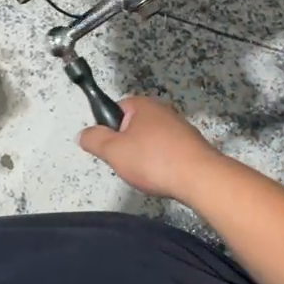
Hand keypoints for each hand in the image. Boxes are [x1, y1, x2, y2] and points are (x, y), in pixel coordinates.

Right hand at [78, 96, 224, 200]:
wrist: (200, 178)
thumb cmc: (153, 160)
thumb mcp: (112, 151)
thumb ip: (94, 140)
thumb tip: (83, 134)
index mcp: (142, 105)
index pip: (115, 109)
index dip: (108, 129)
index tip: (110, 148)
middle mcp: (162, 110)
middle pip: (133, 127)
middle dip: (127, 145)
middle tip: (126, 163)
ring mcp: (180, 127)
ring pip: (151, 141)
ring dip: (145, 156)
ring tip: (147, 173)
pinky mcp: (192, 145)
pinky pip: (168, 151)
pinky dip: (162, 163)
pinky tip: (163, 177)